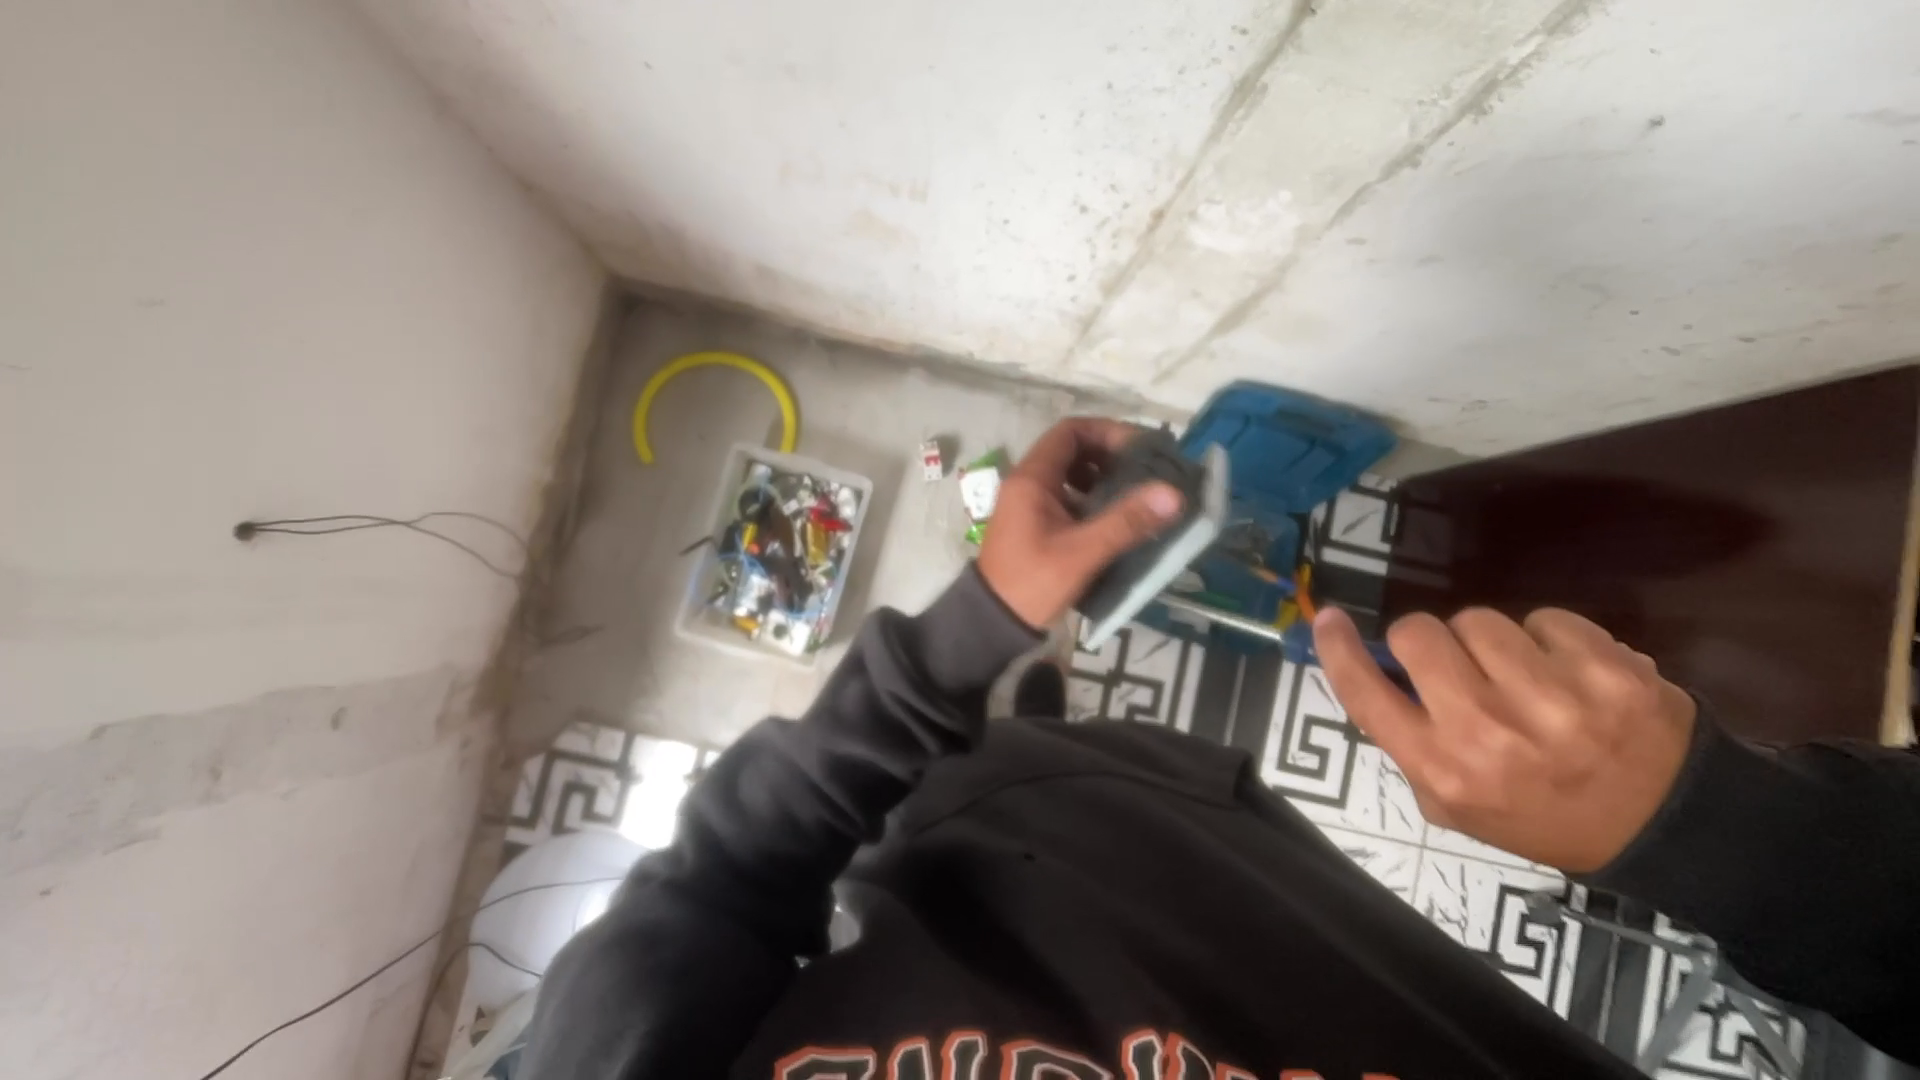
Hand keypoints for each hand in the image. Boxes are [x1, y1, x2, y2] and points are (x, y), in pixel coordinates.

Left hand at [978, 418, 1183, 628]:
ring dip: (1102, 478)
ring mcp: (1028, 503)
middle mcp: (1027, 482)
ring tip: (1134, 495)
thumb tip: (1173, 493)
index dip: (1108, 432)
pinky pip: (1067, 497)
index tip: (1141, 450)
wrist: (992, 622)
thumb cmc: (1032, 583)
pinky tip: (1114, 520)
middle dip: (1110, 456)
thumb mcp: (1082, 553)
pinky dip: (1091, 499)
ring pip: (1070, 474)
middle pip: (1072, 449)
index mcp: (1031, 478)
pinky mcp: (1034, 524)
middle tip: (1145, 473)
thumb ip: (1126, 521)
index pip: (1070, 431)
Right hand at [1312, 605, 1696, 872]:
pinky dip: (1550, 639)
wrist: (1670, 828)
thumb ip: (1410, 745)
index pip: (1366, 693)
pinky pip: (1546, 618)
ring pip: (1481, 620)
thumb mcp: (1456, 805)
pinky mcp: (1609, 671)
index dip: (1338, 649)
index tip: (1328, 620)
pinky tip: (1569, 673)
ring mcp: (1552, 698)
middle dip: (1427, 640)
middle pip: (1419, 633)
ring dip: (1490, 641)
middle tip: (1453, 662)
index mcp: (1444, 767)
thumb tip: (1378, 672)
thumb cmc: (1542, 816)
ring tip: (1522, 674)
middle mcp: (1487, 731)